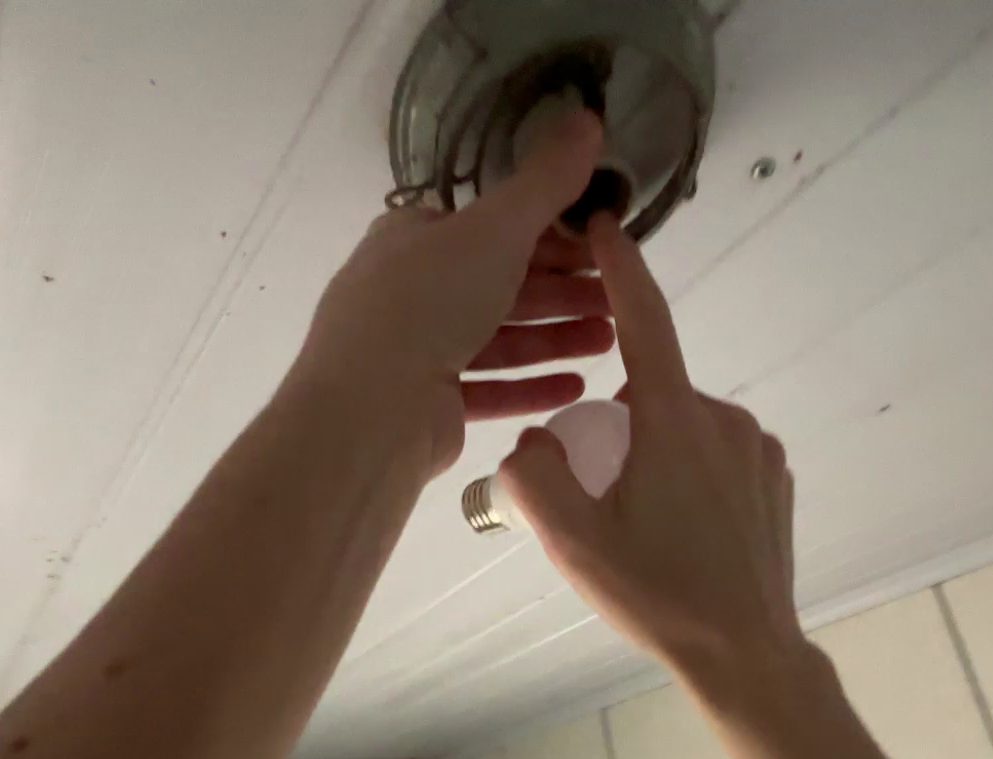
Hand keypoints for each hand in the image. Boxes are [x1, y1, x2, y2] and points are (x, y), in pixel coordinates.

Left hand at [292, 110, 616, 473]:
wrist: (373, 406)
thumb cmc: (429, 301)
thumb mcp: (494, 229)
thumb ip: (545, 182)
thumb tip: (588, 117)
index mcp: (416, 239)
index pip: (493, 232)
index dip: (552, 238)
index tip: (602, 250)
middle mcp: (412, 293)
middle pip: (501, 289)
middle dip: (564, 294)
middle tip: (618, 302)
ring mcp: (418, 354)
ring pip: (500, 341)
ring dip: (556, 340)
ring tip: (608, 343)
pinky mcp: (431, 407)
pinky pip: (490, 389)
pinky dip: (531, 385)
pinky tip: (575, 387)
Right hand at [498, 215, 804, 682]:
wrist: (746, 653)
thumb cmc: (658, 596)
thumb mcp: (573, 543)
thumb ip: (534, 476)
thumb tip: (538, 441)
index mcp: (674, 421)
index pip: (645, 322)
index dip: (622, 269)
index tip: (605, 225)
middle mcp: (724, 420)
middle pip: (651, 396)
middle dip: (618, 427)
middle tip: (603, 499)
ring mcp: (759, 450)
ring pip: (683, 428)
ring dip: (653, 453)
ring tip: (646, 526)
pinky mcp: (776, 479)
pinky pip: (717, 454)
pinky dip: (690, 473)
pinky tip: (687, 532)